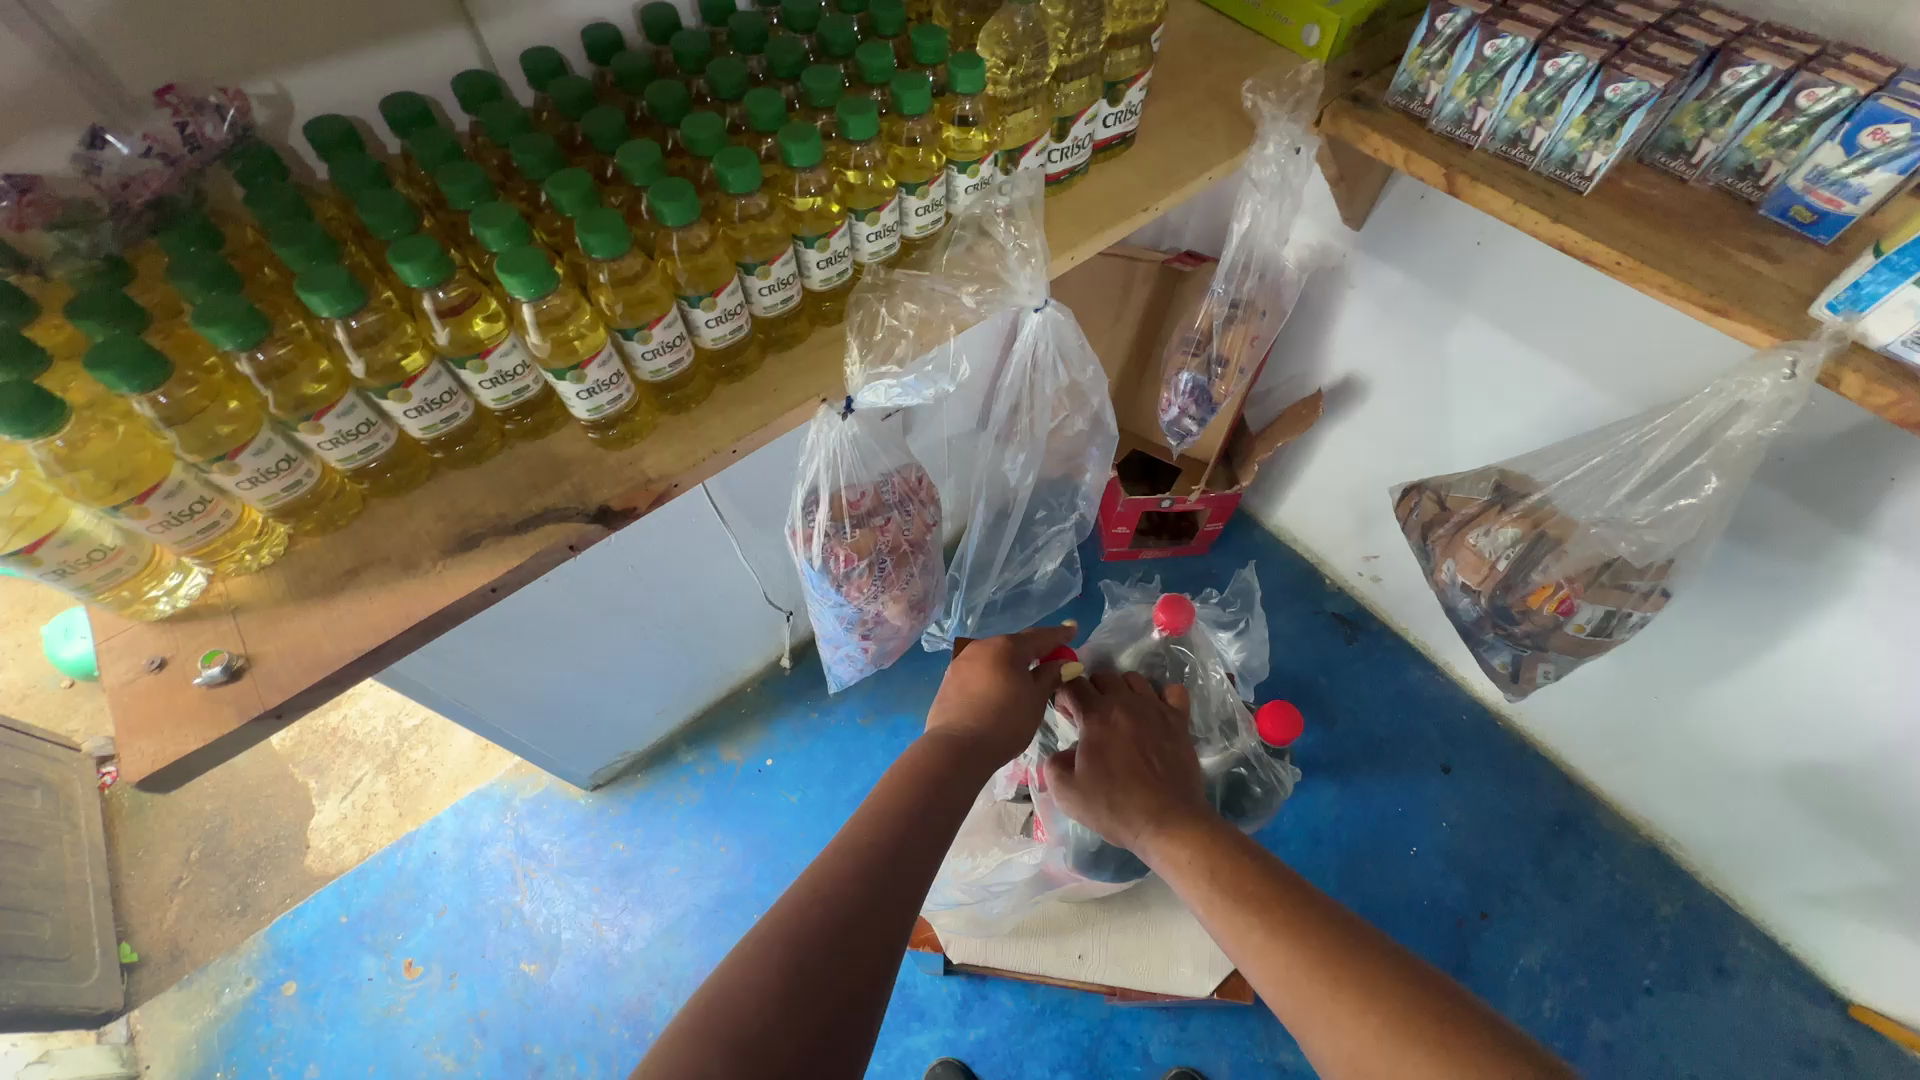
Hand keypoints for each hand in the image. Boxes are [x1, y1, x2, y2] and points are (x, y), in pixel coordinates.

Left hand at [924, 624, 1078, 771]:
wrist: (957, 748)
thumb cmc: (1006, 722)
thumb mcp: (1036, 699)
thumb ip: (1050, 676)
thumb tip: (1063, 662)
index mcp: (1007, 647)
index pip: (1040, 636)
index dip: (1059, 635)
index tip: (1073, 629)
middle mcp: (983, 646)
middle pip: (1014, 645)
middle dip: (1034, 650)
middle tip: (1051, 657)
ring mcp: (962, 661)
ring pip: (994, 657)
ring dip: (1011, 663)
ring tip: (1025, 675)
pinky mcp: (949, 679)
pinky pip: (980, 670)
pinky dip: (994, 674)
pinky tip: (999, 688)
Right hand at [1042, 673, 1217, 856]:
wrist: (1167, 822)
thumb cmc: (1114, 807)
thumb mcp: (1066, 792)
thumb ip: (1053, 765)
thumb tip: (1061, 754)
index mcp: (1096, 715)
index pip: (1073, 684)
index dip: (1063, 695)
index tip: (1065, 714)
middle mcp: (1126, 702)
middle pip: (1103, 676)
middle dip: (1091, 690)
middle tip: (1090, 717)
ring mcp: (1156, 709)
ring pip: (1135, 679)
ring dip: (1122, 690)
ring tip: (1121, 714)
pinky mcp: (1180, 721)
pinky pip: (1173, 691)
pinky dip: (1162, 696)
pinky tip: (1155, 713)